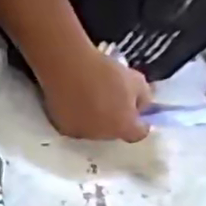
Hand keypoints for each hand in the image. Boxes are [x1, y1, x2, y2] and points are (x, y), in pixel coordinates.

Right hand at [36, 46, 152, 142]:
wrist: (67, 69)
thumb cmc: (105, 73)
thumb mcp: (137, 81)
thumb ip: (144, 100)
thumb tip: (140, 109)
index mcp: (122, 126)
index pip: (138, 134)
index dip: (140, 123)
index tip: (136, 109)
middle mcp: (101, 136)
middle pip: (114, 133)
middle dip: (116, 121)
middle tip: (112, 100)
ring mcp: (79, 133)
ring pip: (94, 130)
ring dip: (96, 120)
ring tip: (91, 100)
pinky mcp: (61, 128)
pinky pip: (76, 126)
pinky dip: (78, 118)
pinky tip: (75, 102)